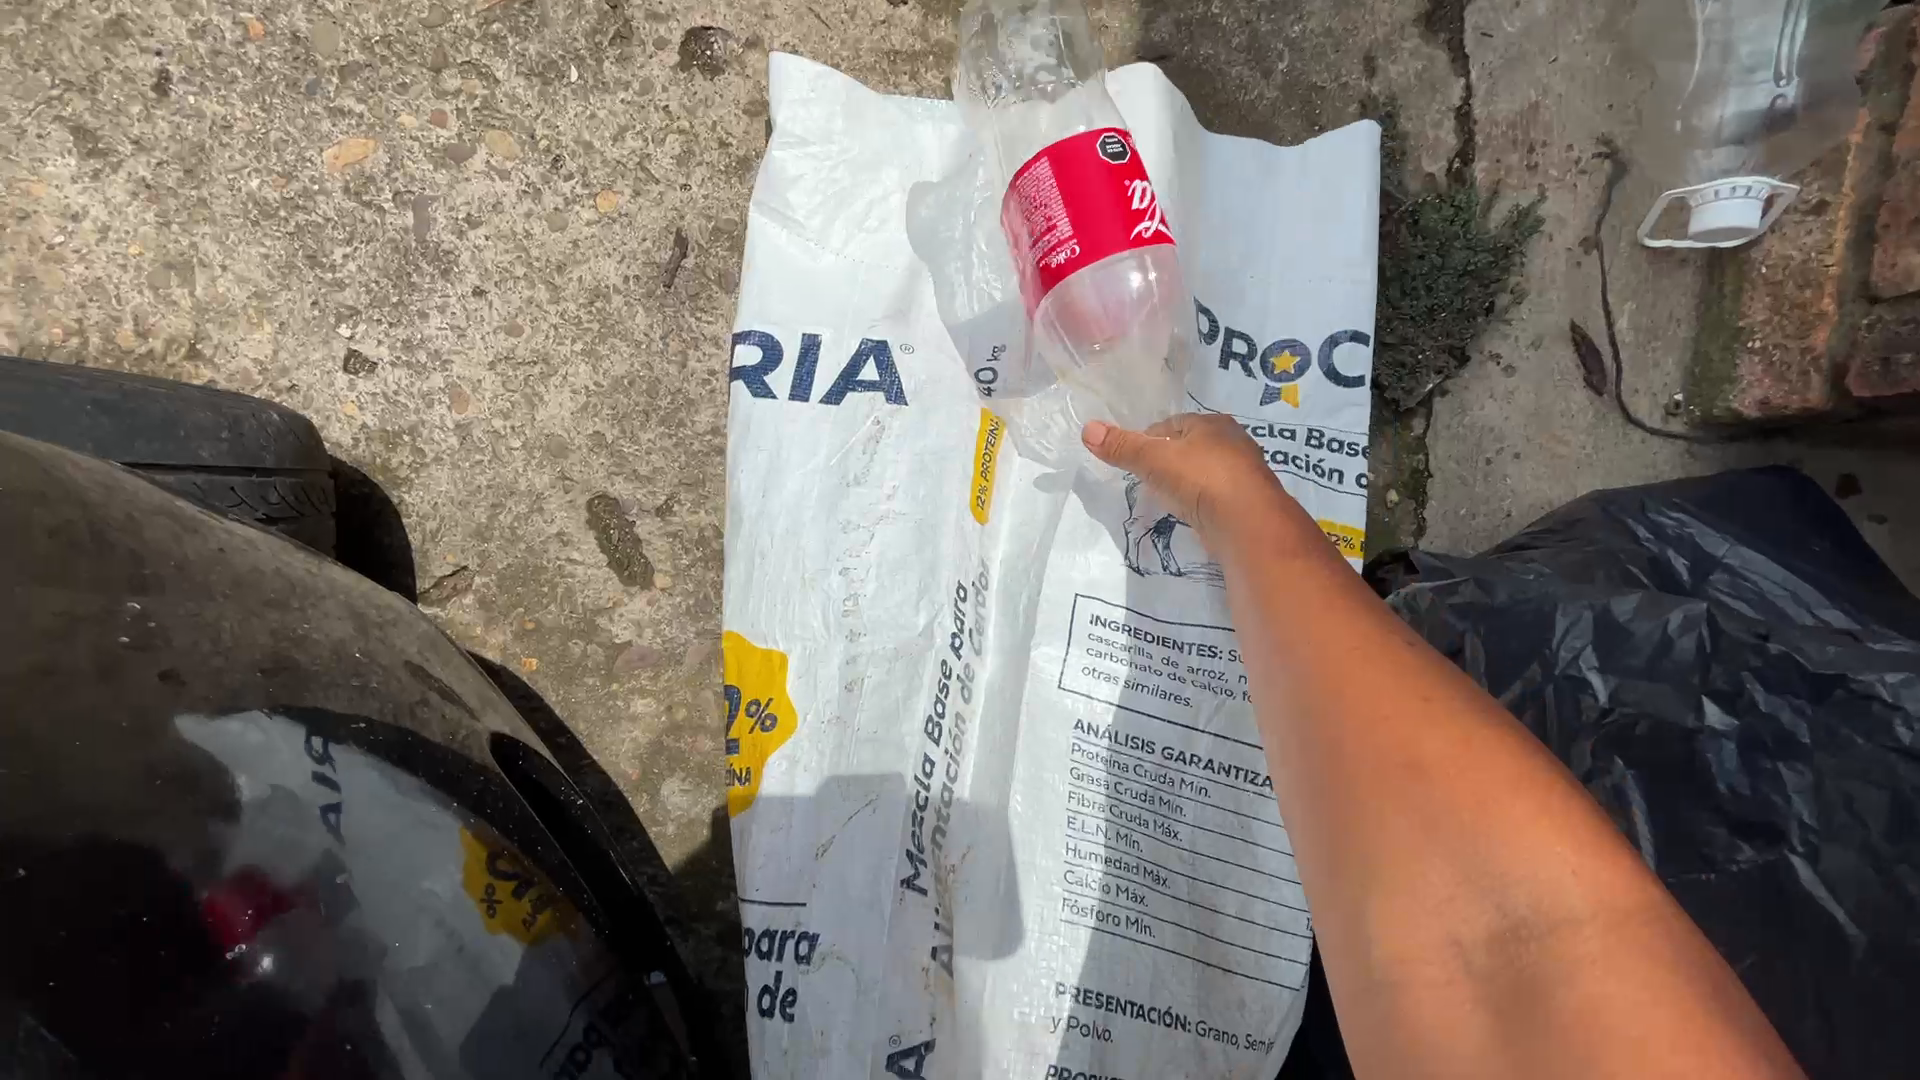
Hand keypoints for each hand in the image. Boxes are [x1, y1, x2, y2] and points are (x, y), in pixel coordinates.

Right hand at [1082, 413, 1327, 563]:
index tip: (1131, 457)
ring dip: (1183, 481)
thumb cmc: (1200, 479)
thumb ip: (1122, 447)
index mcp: (1211, 423)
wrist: (1246, 522)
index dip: (1147, 439)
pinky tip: (1187, 512)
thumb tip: (1087, 429)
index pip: (1171, 424)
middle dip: (1166, 459)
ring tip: (1163, 496)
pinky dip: (1198, 500)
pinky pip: (1213, 495)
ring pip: (1202, 471)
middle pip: (1188, 447)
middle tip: (1144, 477)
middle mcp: (1231, 442)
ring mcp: (1241, 473)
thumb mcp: (1153, 459)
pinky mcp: (1245, 501)